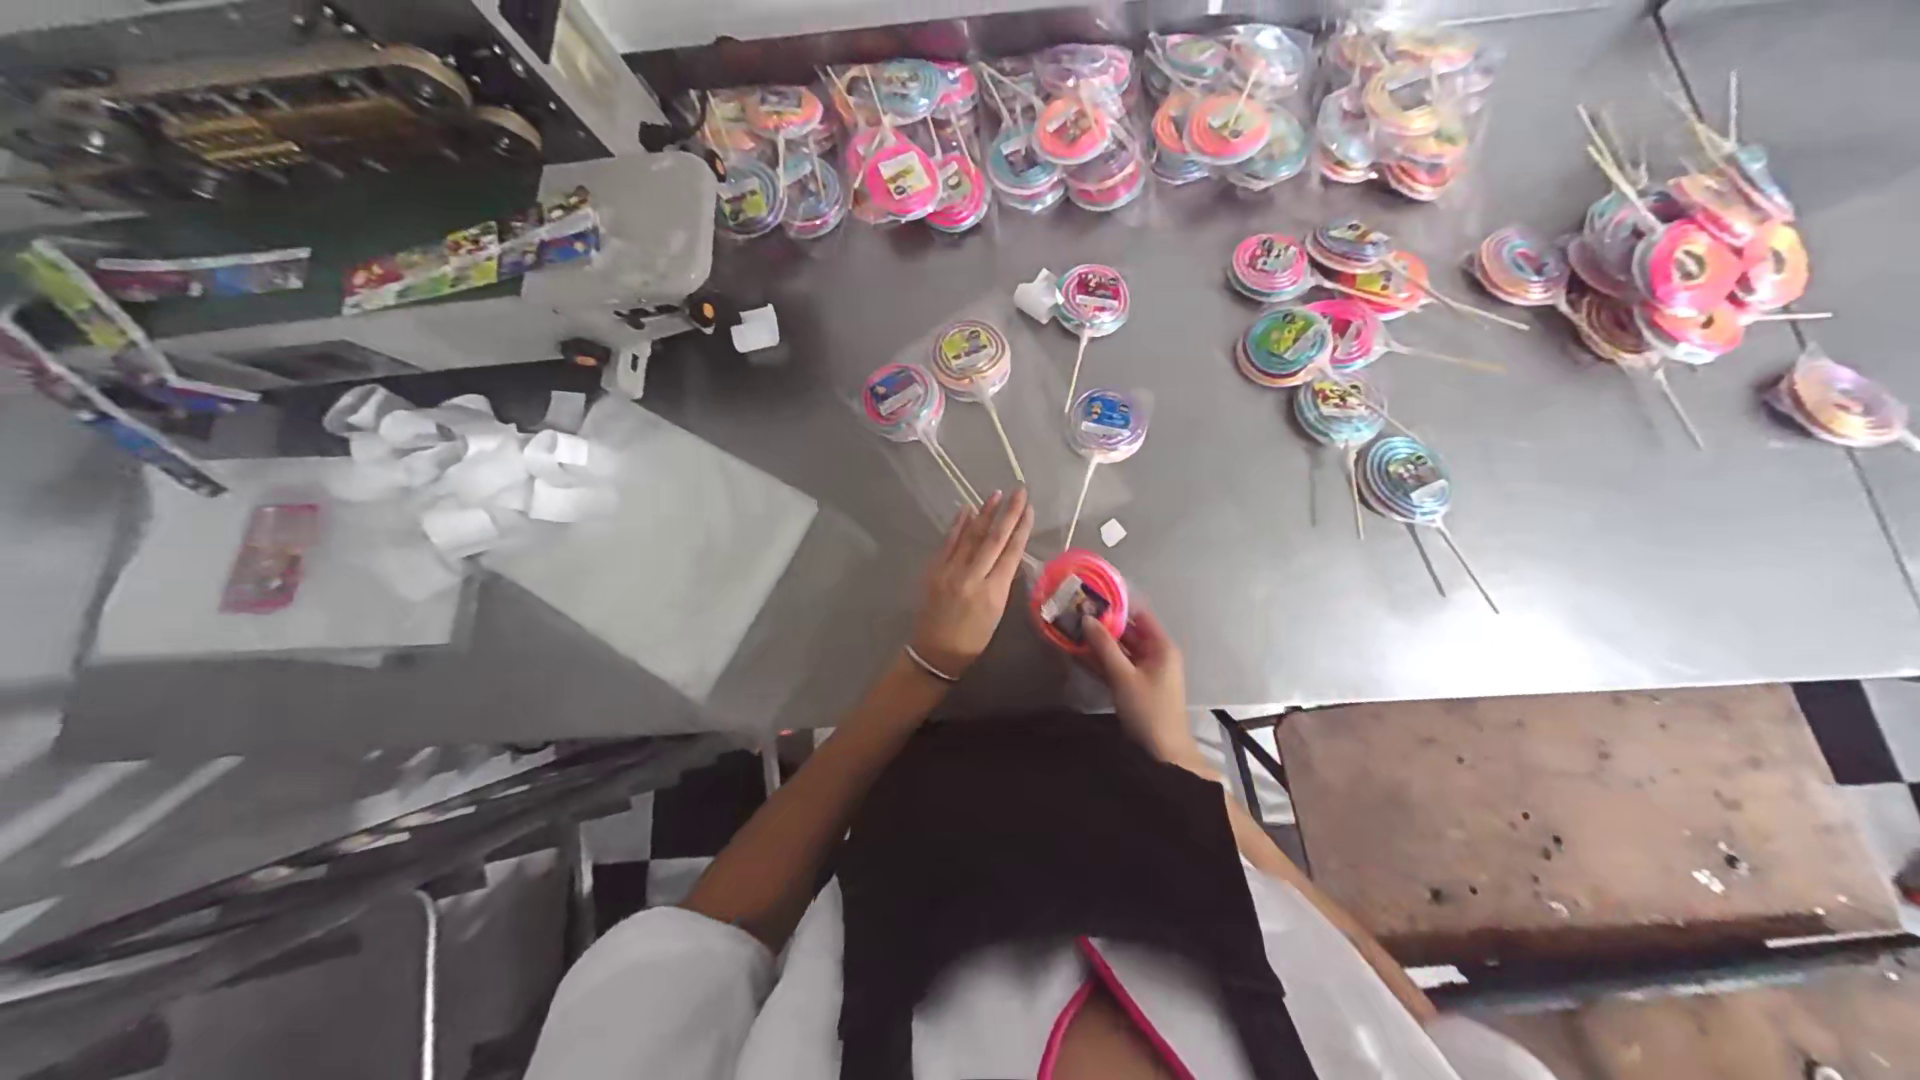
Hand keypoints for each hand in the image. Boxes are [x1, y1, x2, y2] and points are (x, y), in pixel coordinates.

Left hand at [910, 490, 1033, 679]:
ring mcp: (950, 571)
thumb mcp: (997, 612)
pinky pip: (949, 542)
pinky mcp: (934, 570)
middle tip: (1019, 491)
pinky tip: (967, 510)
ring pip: (971, 535)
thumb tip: (1008, 552)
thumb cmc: (974, 638)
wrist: (935, 652)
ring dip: (985, 512)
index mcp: (994, 592)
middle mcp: (973, 577)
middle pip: (993, 538)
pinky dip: (958, 525)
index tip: (1029, 508)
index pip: (1011, 552)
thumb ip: (1003, 581)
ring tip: (997, 494)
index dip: (1021, 528)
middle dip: (1008, 512)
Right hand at [1083, 607, 1196, 766]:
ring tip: (1070, 629)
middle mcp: (1155, 654)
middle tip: (1074, 613)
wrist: (1163, 753)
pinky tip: (1076, 654)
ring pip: (1119, 650)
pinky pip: (1116, 666)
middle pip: (1127, 632)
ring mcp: (1145, 671)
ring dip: (1097, 643)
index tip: (1091, 595)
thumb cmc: (1148, 710)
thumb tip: (1086, 618)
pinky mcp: (1134, 686)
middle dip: (1102, 624)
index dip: (1117, 604)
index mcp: (1161, 646)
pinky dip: (1099, 661)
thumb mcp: (1123, 676)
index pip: (1139, 614)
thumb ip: (1104, 646)